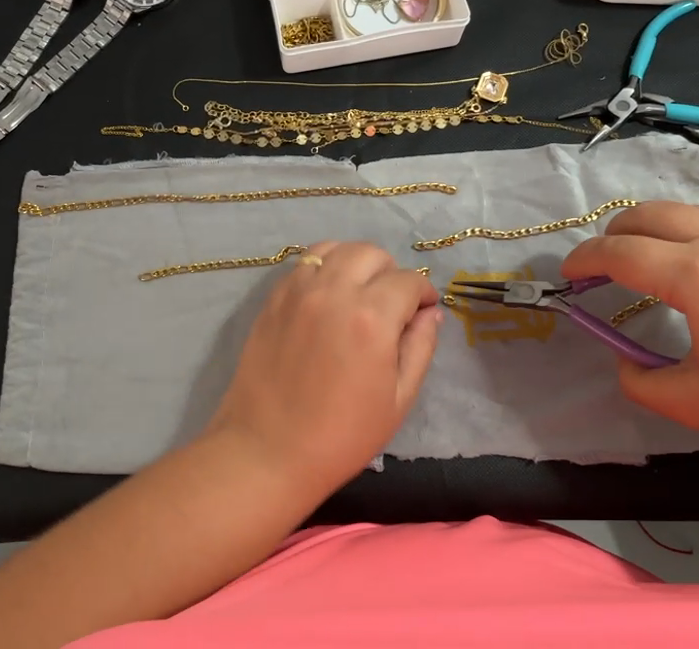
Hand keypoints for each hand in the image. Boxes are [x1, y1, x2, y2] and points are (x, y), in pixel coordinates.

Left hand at [205, 242, 441, 494]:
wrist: (268, 449)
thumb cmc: (342, 436)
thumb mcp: (398, 400)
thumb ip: (420, 348)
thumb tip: (431, 313)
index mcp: (371, 318)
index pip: (408, 281)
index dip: (423, 294)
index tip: (423, 313)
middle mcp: (333, 291)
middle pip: (372, 253)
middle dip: (390, 273)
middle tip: (391, 305)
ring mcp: (298, 290)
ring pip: (335, 248)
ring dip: (355, 263)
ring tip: (358, 294)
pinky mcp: (273, 297)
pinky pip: (304, 262)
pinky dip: (324, 267)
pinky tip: (327, 297)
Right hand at [564, 202, 698, 483]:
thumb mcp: (697, 405)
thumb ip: (641, 379)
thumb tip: (626, 359)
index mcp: (698, 277)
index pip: (620, 252)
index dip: (584, 259)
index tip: (566, 273)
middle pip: (649, 213)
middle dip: (614, 233)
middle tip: (602, 262)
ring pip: (691, 209)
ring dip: (656, 226)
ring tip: (648, 255)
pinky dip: (697, 231)